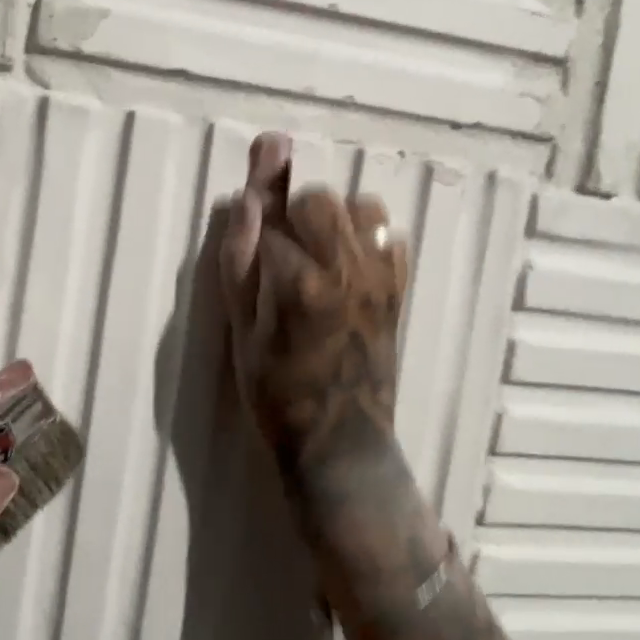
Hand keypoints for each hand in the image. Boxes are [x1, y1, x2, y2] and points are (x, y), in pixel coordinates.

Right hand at [217, 132, 409, 461]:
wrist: (339, 440)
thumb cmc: (276, 391)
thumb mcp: (241, 330)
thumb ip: (240, 260)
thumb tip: (244, 199)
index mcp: (299, 282)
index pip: (270, 218)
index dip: (253, 219)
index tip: (246, 232)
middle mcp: (346, 270)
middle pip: (320, 198)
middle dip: (293, 210)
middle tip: (281, 244)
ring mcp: (380, 277)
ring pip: (363, 206)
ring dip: (337, 217)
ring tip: (319, 248)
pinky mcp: (399, 289)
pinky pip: (393, 237)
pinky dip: (370, 237)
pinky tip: (349, 263)